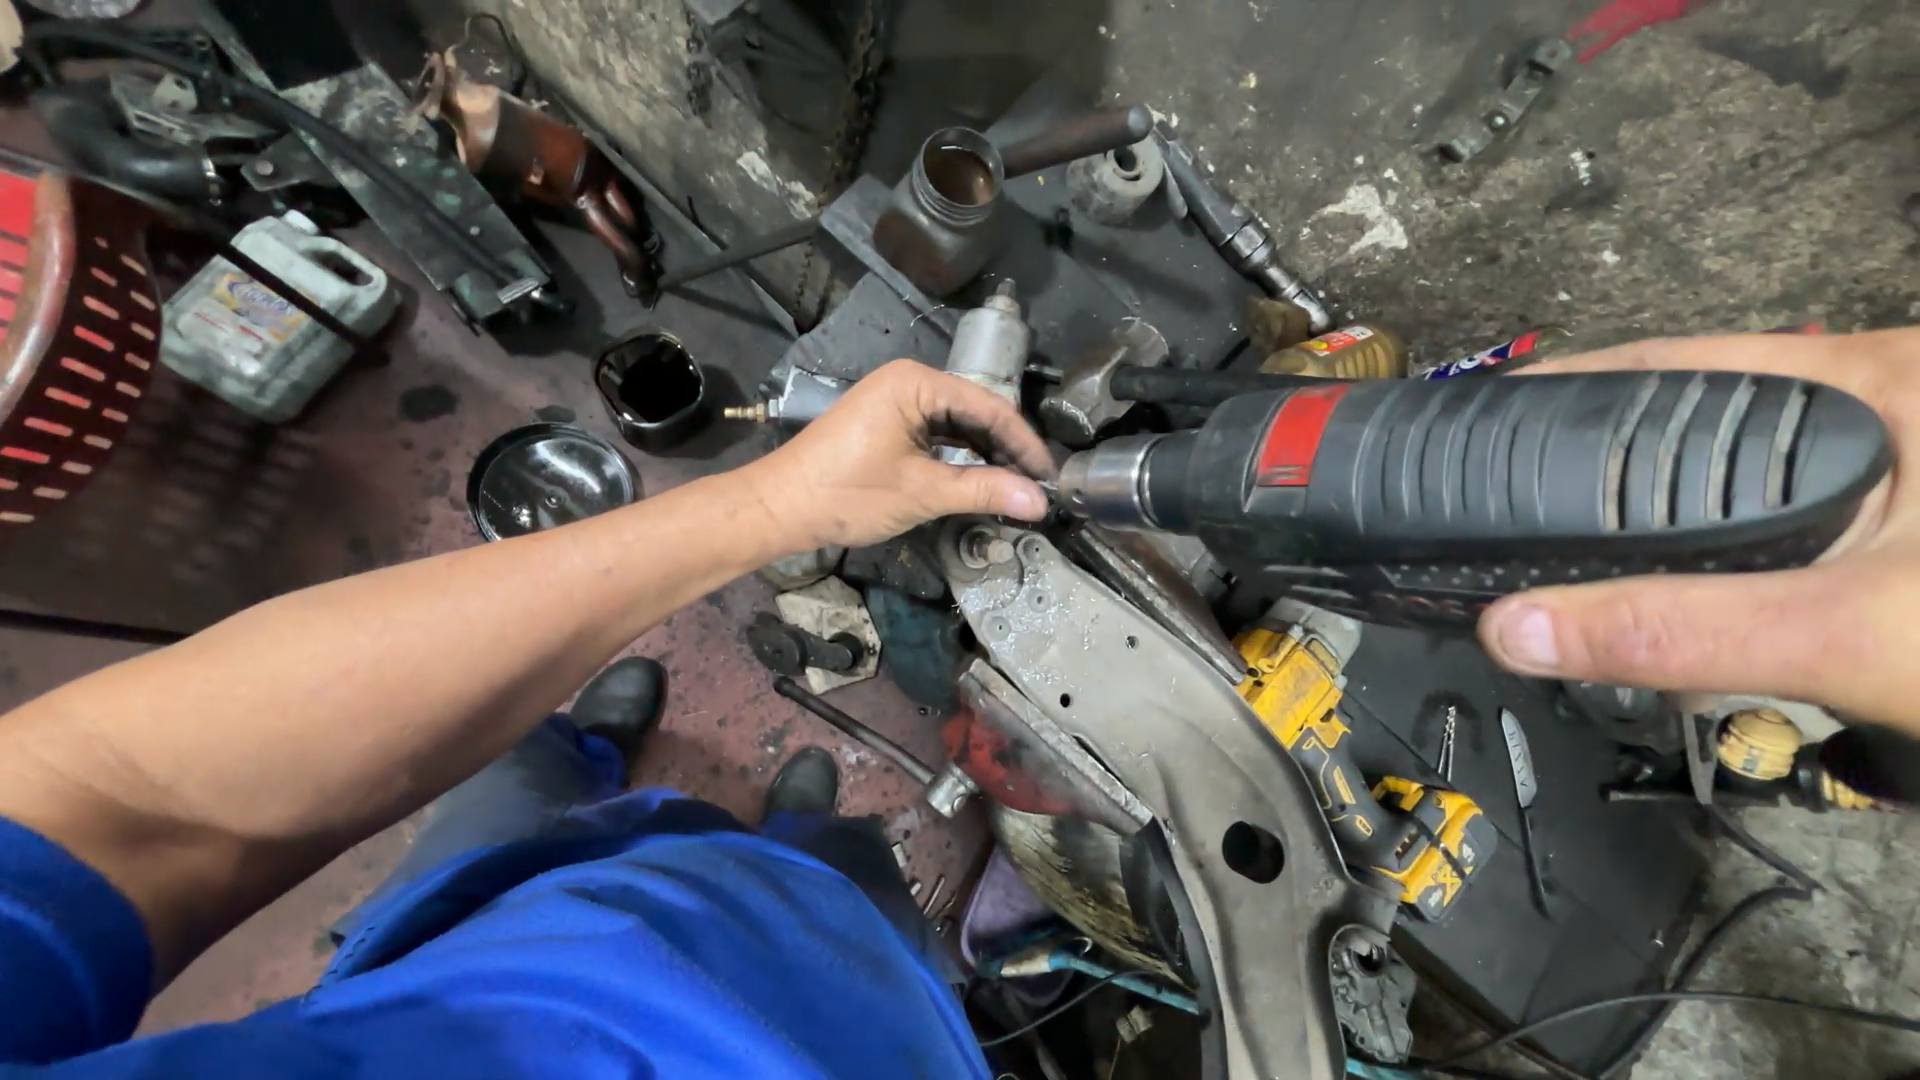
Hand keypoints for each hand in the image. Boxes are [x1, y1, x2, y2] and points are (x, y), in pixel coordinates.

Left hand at [740, 360, 1054, 550]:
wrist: (779, 508)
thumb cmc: (847, 493)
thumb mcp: (922, 492)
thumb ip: (984, 491)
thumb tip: (1041, 503)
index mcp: (917, 382)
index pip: (990, 407)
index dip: (1024, 443)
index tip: (1051, 476)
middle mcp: (910, 381)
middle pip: (976, 414)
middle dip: (1007, 451)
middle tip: (1038, 488)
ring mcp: (897, 402)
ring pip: (959, 427)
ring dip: (986, 457)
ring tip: (1017, 489)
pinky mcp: (889, 423)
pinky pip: (938, 436)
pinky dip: (960, 460)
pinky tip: (981, 482)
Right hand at [1476, 327, 1914, 729]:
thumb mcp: (1863, 635)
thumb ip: (1678, 631)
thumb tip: (1514, 629)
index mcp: (1870, 382)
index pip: (1671, 359)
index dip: (1565, 383)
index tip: (1479, 419)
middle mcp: (1880, 400)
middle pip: (1688, 409)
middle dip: (1593, 448)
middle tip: (1504, 489)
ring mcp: (1899, 452)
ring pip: (1727, 464)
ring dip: (1648, 498)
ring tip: (1566, 534)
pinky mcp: (1902, 511)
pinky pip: (1768, 509)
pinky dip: (1702, 537)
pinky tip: (1675, 574)